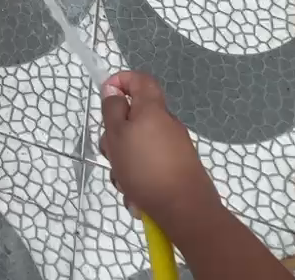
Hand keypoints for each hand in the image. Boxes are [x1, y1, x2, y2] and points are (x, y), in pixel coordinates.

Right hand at [96, 70, 220, 232]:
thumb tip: (114, 91)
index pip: (141, 79)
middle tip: (111, 151)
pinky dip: (140, 176)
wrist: (188, 214)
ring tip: (123, 183)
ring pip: (140, 145)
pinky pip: (152, 165)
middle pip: (136, 117)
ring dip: (126, 160)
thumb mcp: (116, 134)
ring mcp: (176, 149)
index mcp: (153, 110)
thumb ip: (112, 108)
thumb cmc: (145, 168)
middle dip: (117, 133)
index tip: (107, 96)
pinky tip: (136, 197)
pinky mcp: (180, 170)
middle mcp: (167, 125)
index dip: (121, 80)